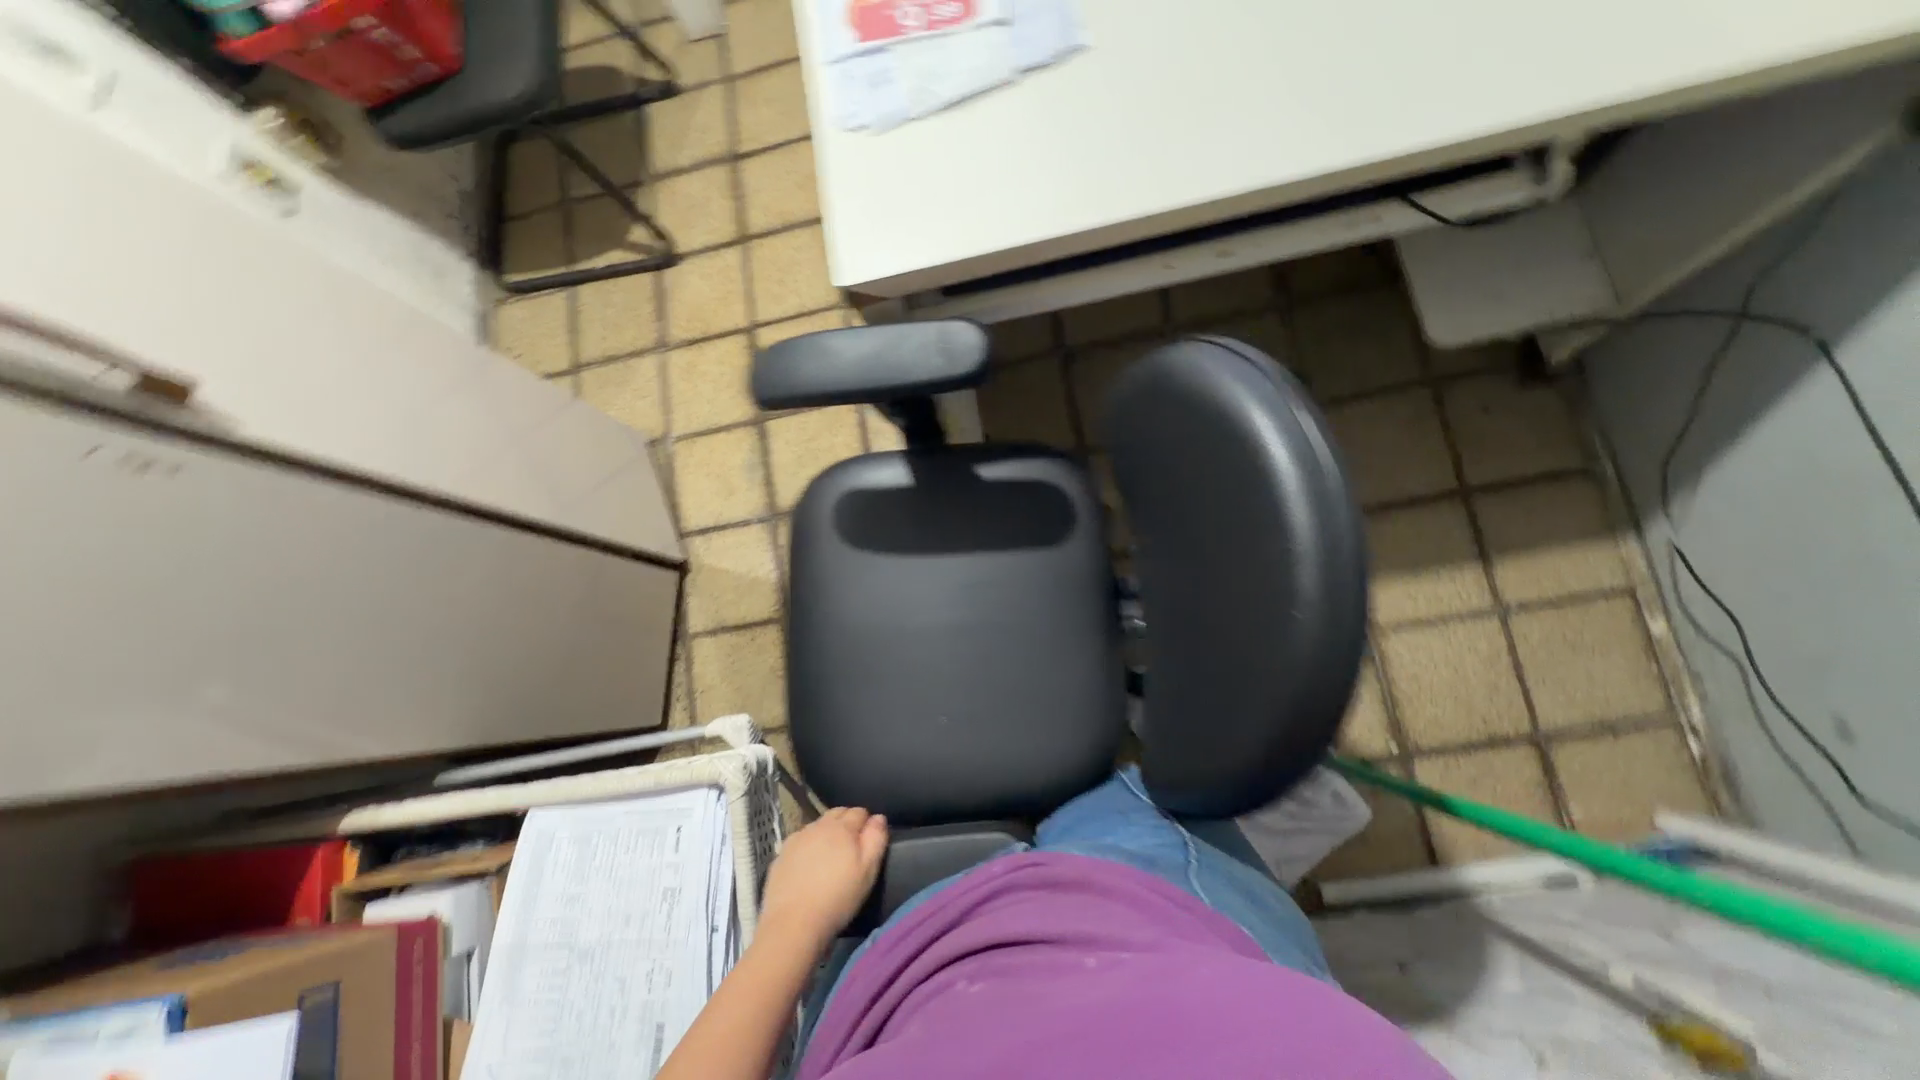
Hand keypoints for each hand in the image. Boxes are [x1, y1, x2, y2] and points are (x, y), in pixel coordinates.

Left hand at [760, 807, 887, 945]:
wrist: (793, 923)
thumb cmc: (838, 898)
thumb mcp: (868, 871)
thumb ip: (876, 839)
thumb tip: (878, 817)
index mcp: (842, 828)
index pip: (859, 812)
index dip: (867, 823)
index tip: (869, 840)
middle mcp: (818, 826)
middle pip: (837, 813)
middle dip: (847, 822)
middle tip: (852, 847)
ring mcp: (797, 838)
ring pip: (817, 826)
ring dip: (827, 833)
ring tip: (830, 857)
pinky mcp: (781, 853)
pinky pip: (800, 840)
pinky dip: (808, 845)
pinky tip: (809, 865)